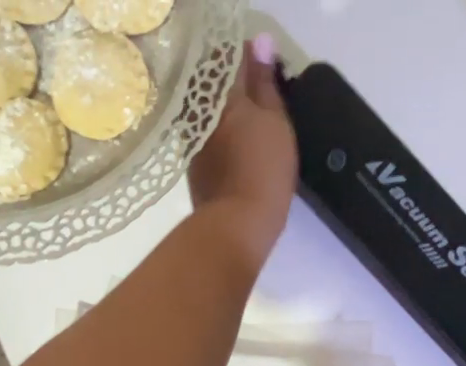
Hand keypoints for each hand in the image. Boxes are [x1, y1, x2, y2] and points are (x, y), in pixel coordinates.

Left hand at [188, 34, 297, 261]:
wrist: (236, 224)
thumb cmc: (263, 169)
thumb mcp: (275, 121)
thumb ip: (266, 81)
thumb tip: (261, 42)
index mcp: (220, 90)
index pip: (232, 56)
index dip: (253, 61)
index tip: (271, 75)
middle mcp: (198, 106)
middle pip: (216, 81)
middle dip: (238, 84)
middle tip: (264, 101)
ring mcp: (191, 134)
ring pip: (209, 107)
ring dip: (228, 109)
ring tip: (252, 124)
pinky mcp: (192, 159)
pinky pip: (206, 130)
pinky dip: (221, 130)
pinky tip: (238, 146)